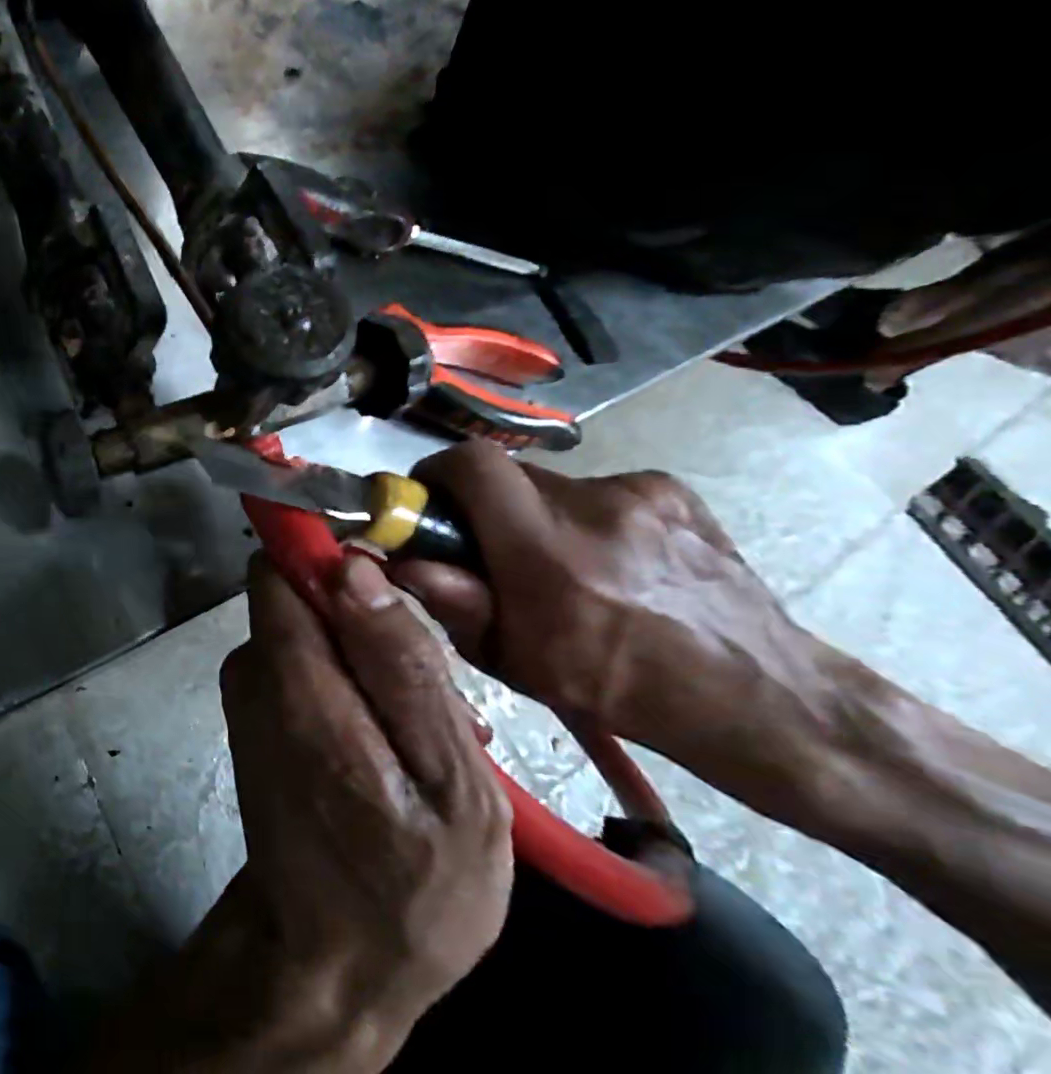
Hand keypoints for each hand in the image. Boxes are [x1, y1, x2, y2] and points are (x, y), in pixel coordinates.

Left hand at [215, 551, 513, 1069]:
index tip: (392, 576)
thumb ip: (401, 666)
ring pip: (310, 631)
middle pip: (301, 595)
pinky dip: (348, 686)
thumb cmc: (408, 888)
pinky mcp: (257, 718)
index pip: (281, 568)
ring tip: (418, 729)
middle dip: (364, 616)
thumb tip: (355, 568)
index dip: (332, 552)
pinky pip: (305, 666)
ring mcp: (249, 698)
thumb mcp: (449, 783)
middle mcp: (254, 676)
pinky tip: (389, 744)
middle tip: (425, 686)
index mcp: (296, 683)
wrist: (328, 957)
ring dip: (365, 659)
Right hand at [389, 440, 849, 815]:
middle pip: (505, 476)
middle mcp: (594, 504)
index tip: (422, 505)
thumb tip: (400, 560)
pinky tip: (608, 568)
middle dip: (479, 507)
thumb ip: (454, 602)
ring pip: (550, 487)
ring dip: (531, 518)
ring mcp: (643, 491)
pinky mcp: (675, 490)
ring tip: (558, 573)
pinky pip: (597, 493)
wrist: (758, 694)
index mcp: (548, 550)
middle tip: (483, 556)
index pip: (472, 465)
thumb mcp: (515, 661)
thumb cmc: (618, 687)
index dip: (433, 473)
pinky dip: (580, 521)